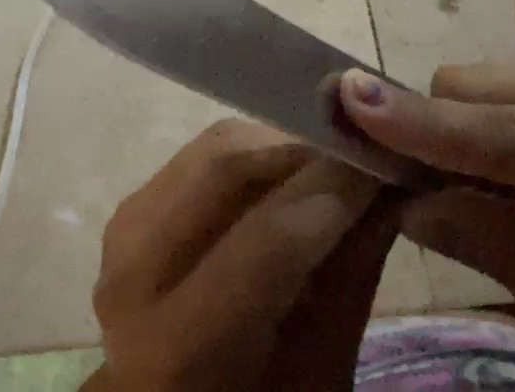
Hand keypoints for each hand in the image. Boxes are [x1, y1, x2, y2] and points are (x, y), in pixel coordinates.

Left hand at [83, 119, 397, 391]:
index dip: (334, 192)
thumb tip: (390, 187)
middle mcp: (131, 273)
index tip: (389, 164)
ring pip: (216, 147)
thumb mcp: (317, 372)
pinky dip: (259, 151)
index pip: (265, 242)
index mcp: (172, 347)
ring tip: (338, 162)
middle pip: (229, 169)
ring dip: (284, 144)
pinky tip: (297, 170)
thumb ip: (348, 278)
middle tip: (368, 150)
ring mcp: (124, 230)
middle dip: (309, 152)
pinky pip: (203, 153)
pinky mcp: (133, 205)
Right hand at [338, 65, 514, 387]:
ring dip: (451, 137)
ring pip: (472, 87)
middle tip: (426, 203)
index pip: (497, 135)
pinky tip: (511, 189)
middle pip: (468, 89)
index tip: (345, 101)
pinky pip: (492, 98)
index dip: (418, 123)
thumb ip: (505, 250)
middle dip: (429, 134)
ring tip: (486, 206)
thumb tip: (408, 203)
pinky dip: (474, 136)